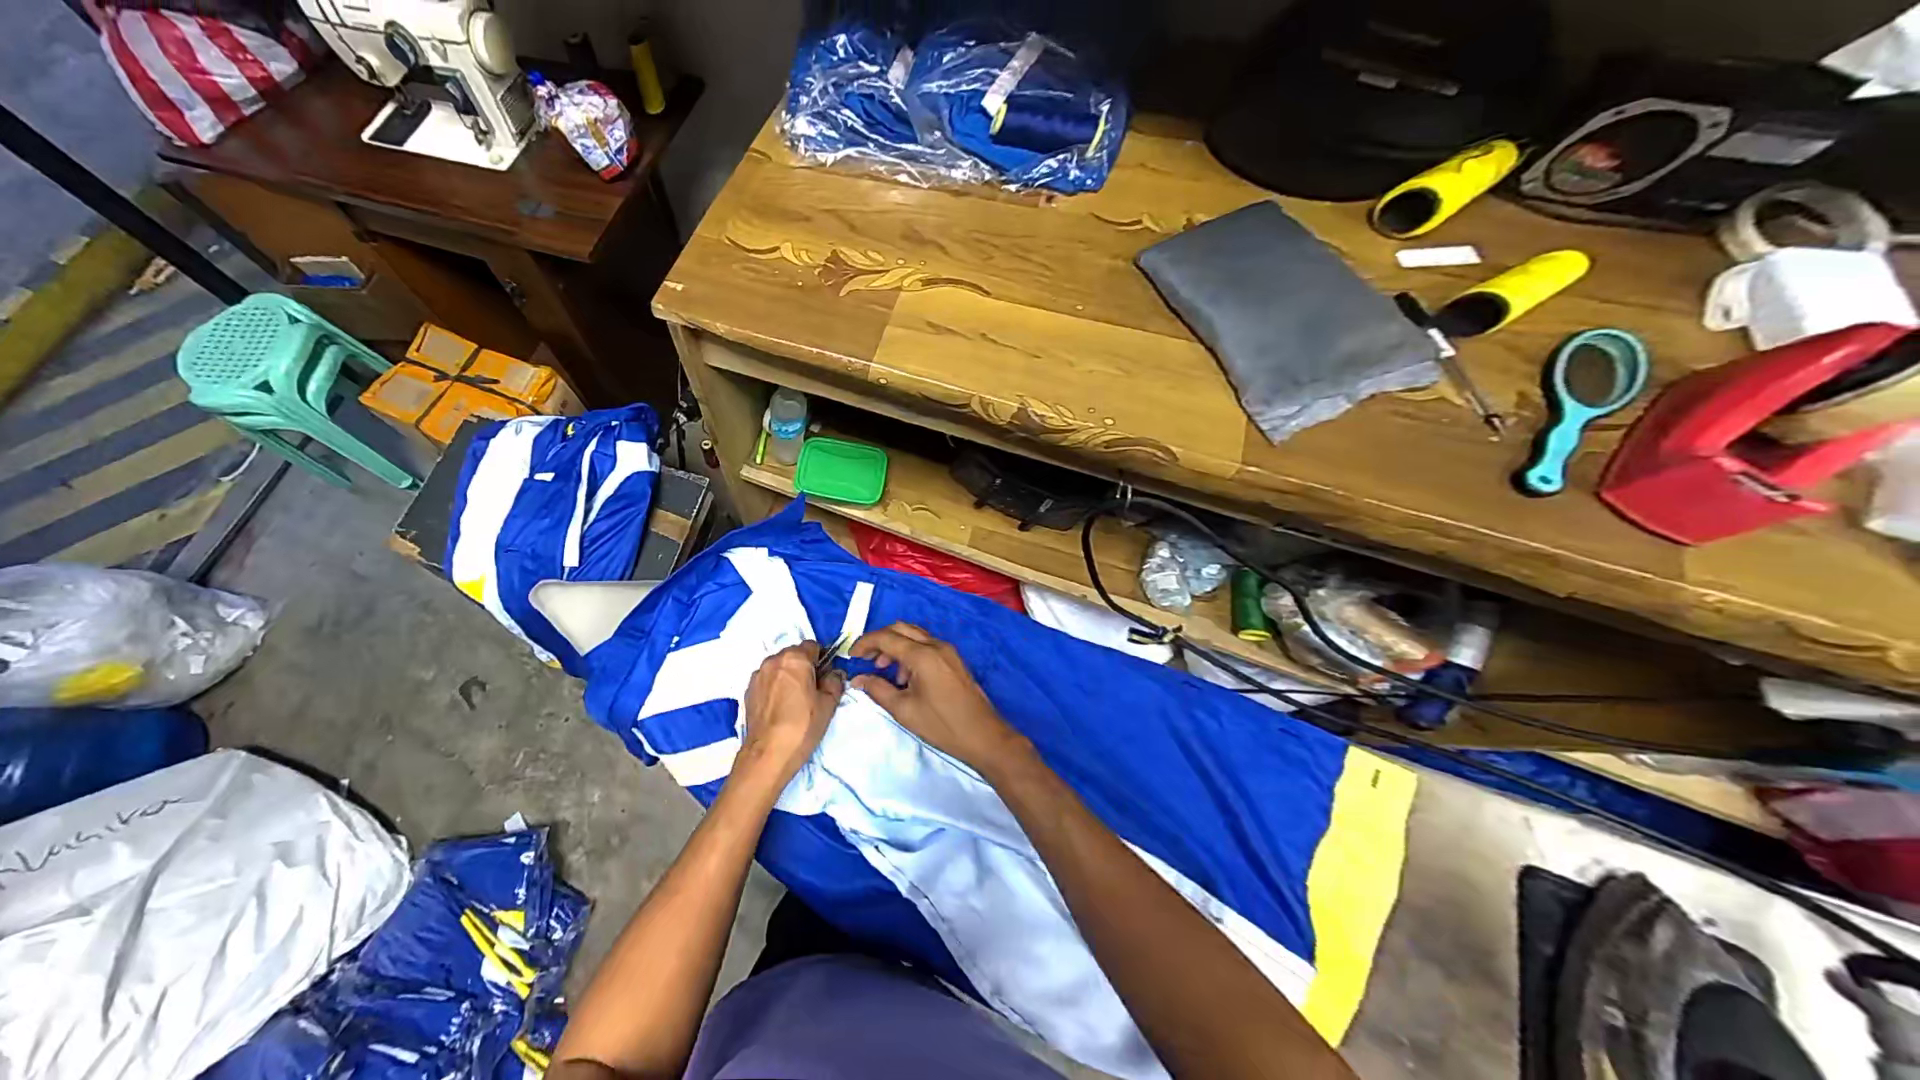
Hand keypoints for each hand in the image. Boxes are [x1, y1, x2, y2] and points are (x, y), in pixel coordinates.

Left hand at [739, 642, 843, 786]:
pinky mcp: (748, 690)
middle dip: (804, 667)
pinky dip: (775, 686)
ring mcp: (758, 675)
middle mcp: (773, 661)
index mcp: (794, 659)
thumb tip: (834, 673)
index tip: (825, 677)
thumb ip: (835, 681)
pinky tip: (780, 707)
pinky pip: (767, 680)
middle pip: (794, 655)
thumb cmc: (803, 725)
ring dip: (788, 676)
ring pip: (779, 667)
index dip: (822, 660)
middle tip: (812, 690)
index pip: (813, 646)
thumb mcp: (828, 703)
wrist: (768, 753)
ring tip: (794, 700)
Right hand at [850, 623, 1030, 775]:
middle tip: (866, 659)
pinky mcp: (954, 660)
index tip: (851, 656)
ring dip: (896, 646)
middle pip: (901, 628)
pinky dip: (910, 652)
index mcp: (923, 655)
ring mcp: (948, 651)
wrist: (983, 735)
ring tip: (885, 672)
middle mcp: (936, 645)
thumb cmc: (942, 725)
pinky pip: (927, 645)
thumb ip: (878, 690)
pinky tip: (906, 677)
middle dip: (880, 640)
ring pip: (914, 635)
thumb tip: (858, 679)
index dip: (865, 643)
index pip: (886, 637)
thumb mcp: (904, 710)